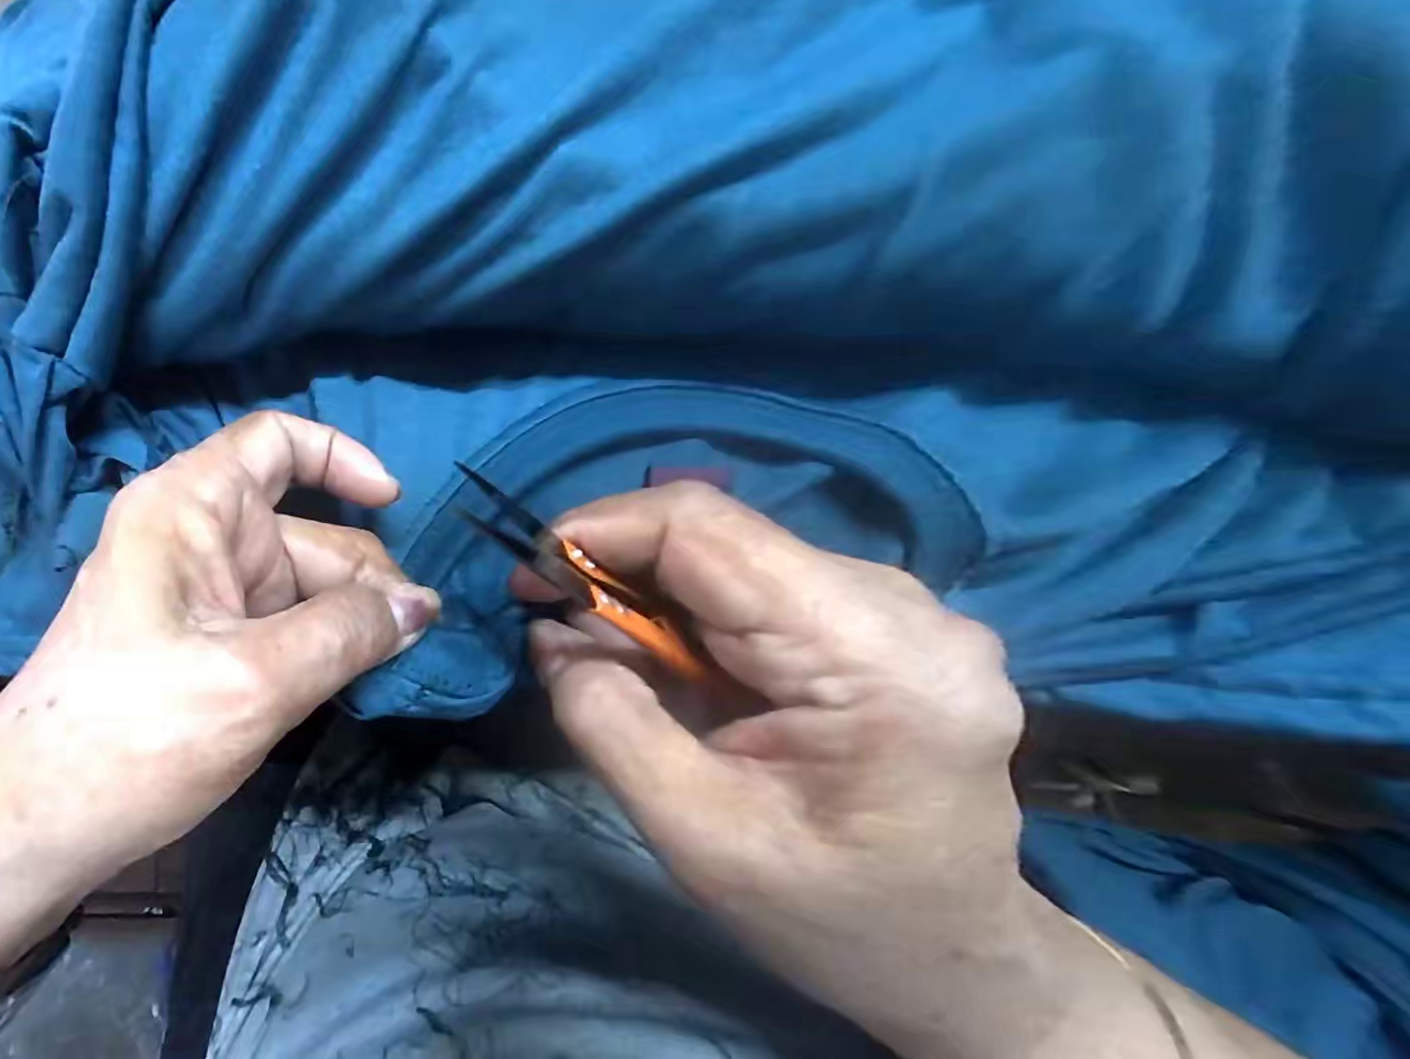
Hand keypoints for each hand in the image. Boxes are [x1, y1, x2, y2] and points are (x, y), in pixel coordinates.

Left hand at [0, 413, 437, 990]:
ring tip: (399, 661)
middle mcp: (200, 538)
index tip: (393, 503)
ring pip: (308, 584)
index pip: (275, 441)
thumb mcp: (254, 680)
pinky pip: (292, 623)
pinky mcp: (214, 640)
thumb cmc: (128, 740)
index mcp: (189, 509)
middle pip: (310, 530)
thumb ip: (348, 633)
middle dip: (366, 577)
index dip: (340, 457)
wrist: (30, 835)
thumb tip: (423, 608)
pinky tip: (365, 672)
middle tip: (417, 635)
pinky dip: (331, 643)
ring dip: (356, 619)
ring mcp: (208, 594)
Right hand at [522, 482, 1036, 1054]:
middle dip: (614, 571)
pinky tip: (666, 667)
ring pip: (721, 557)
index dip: (602, 529)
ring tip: (608, 665)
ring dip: (644, 598)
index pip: (708, 530)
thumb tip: (551, 636)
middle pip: (712, 538)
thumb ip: (609, 724)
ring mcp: (887, 602)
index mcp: (872, 655)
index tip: (531, 571)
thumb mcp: (697, 837)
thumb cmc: (833, 916)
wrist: (951, 953)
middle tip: (556, 631)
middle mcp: (893, 603)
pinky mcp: (865, 614)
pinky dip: (681, 614)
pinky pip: (743, 584)